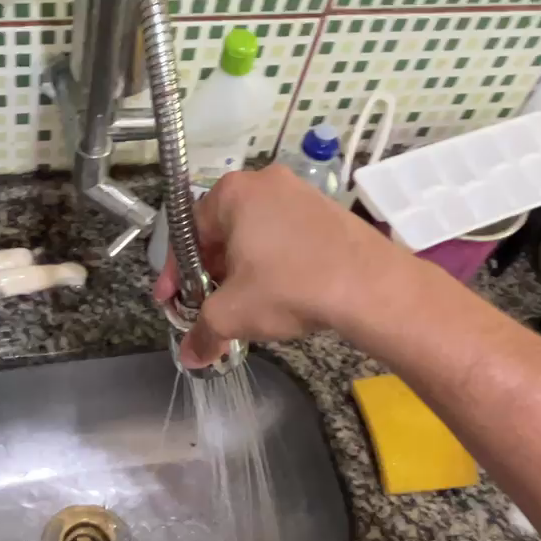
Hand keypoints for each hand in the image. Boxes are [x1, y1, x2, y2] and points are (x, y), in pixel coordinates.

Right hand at [153, 164, 415, 366]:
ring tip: (240, 307)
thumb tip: (189, 357)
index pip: (187, 234)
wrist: (369, 286)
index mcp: (233, 193)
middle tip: (205, 307)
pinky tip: (277, 297)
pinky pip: (284, 240)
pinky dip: (271, 267)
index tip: (170, 302)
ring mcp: (301, 195)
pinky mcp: (327, 214)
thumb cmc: (288, 287)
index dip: (173, 274)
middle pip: (221, 233)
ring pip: (254, 238)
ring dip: (240, 273)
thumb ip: (202, 333)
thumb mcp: (231, 314)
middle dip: (209, 274)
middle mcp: (265, 183)